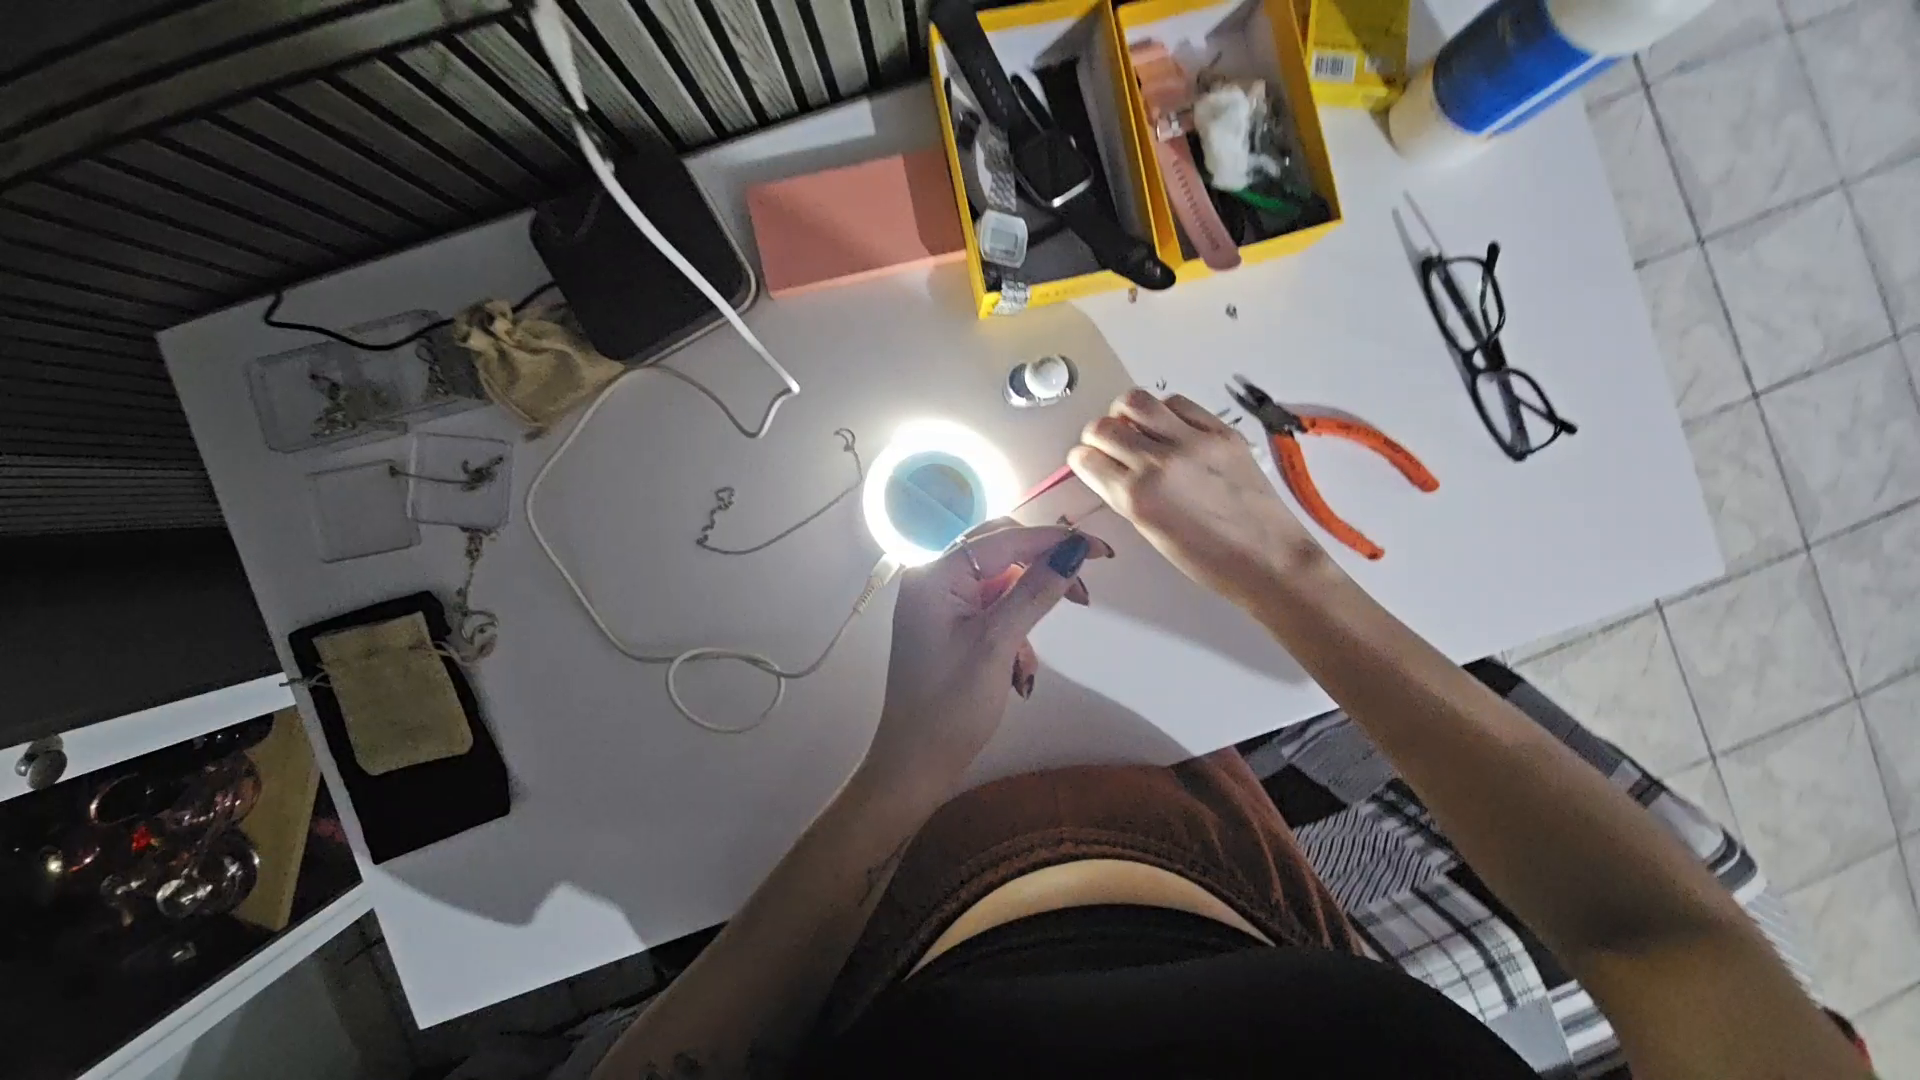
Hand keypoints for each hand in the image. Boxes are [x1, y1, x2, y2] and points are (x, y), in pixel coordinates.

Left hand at [862, 521, 1111, 793]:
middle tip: (1081, 598)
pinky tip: (1015, 672)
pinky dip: (1011, 631)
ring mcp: (937, 603)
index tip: (1099, 550)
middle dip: (1042, 572)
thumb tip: (1073, 549)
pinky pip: (990, 609)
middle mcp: (932, 579)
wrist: (915, 763)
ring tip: (1027, 664)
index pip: (1004, 538)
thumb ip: (1035, 591)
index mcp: (935, 575)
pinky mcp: (946, 625)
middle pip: (1001, 552)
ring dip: (1025, 613)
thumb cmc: (951, 706)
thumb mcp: (998, 644)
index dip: (1054, 540)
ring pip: (1000, 583)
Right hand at [1069, 388, 1321, 607]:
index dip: (1082, 460)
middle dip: (1096, 436)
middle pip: (1104, 427)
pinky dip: (1164, 412)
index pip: (1087, 459)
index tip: (1088, 462)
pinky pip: (1178, 403)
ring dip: (1125, 414)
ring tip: (1135, 429)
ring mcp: (1192, 441)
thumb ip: (1126, 496)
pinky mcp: (1221, 431)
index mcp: (1137, 497)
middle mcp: (1159, 462)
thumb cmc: (1208, 561)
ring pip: (1136, 402)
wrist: (1269, 559)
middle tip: (1106, 445)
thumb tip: (1111, 470)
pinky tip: (1169, 429)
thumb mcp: (1151, 533)